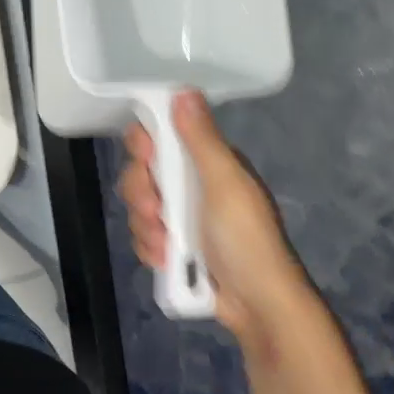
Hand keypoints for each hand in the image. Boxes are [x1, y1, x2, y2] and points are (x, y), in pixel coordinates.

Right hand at [121, 91, 314, 339]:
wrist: (257, 303)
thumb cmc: (246, 238)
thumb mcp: (226, 184)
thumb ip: (201, 139)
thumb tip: (183, 90)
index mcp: (207, 165)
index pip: (159, 139)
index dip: (145, 147)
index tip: (148, 160)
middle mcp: (191, 186)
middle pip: (139, 174)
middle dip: (142, 196)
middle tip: (159, 212)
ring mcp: (180, 218)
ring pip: (137, 208)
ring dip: (146, 227)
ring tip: (169, 246)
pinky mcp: (172, 247)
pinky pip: (141, 236)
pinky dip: (150, 249)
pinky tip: (166, 260)